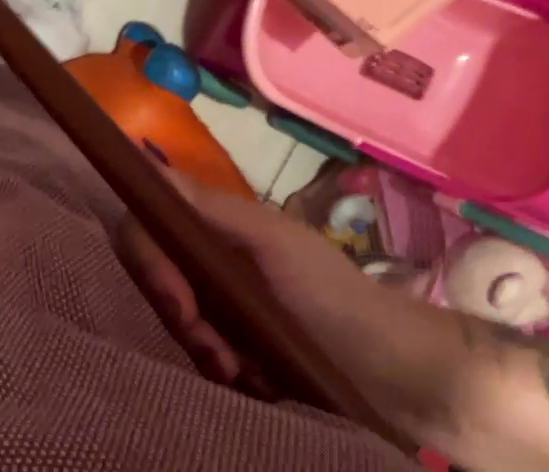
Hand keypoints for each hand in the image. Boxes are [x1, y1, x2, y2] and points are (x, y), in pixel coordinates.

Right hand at [116, 171, 466, 429]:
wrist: (404, 380)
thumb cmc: (338, 297)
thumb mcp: (275, 244)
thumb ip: (211, 209)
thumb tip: (146, 167)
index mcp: (212, 226)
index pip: (143, 227)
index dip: (146, 260)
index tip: (176, 301)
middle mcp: (207, 258)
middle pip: (152, 278)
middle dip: (177, 316)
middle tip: (215, 349)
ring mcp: (220, 305)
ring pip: (173, 321)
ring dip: (200, 349)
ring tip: (240, 371)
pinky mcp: (235, 348)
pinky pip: (200, 356)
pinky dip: (220, 371)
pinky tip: (252, 381)